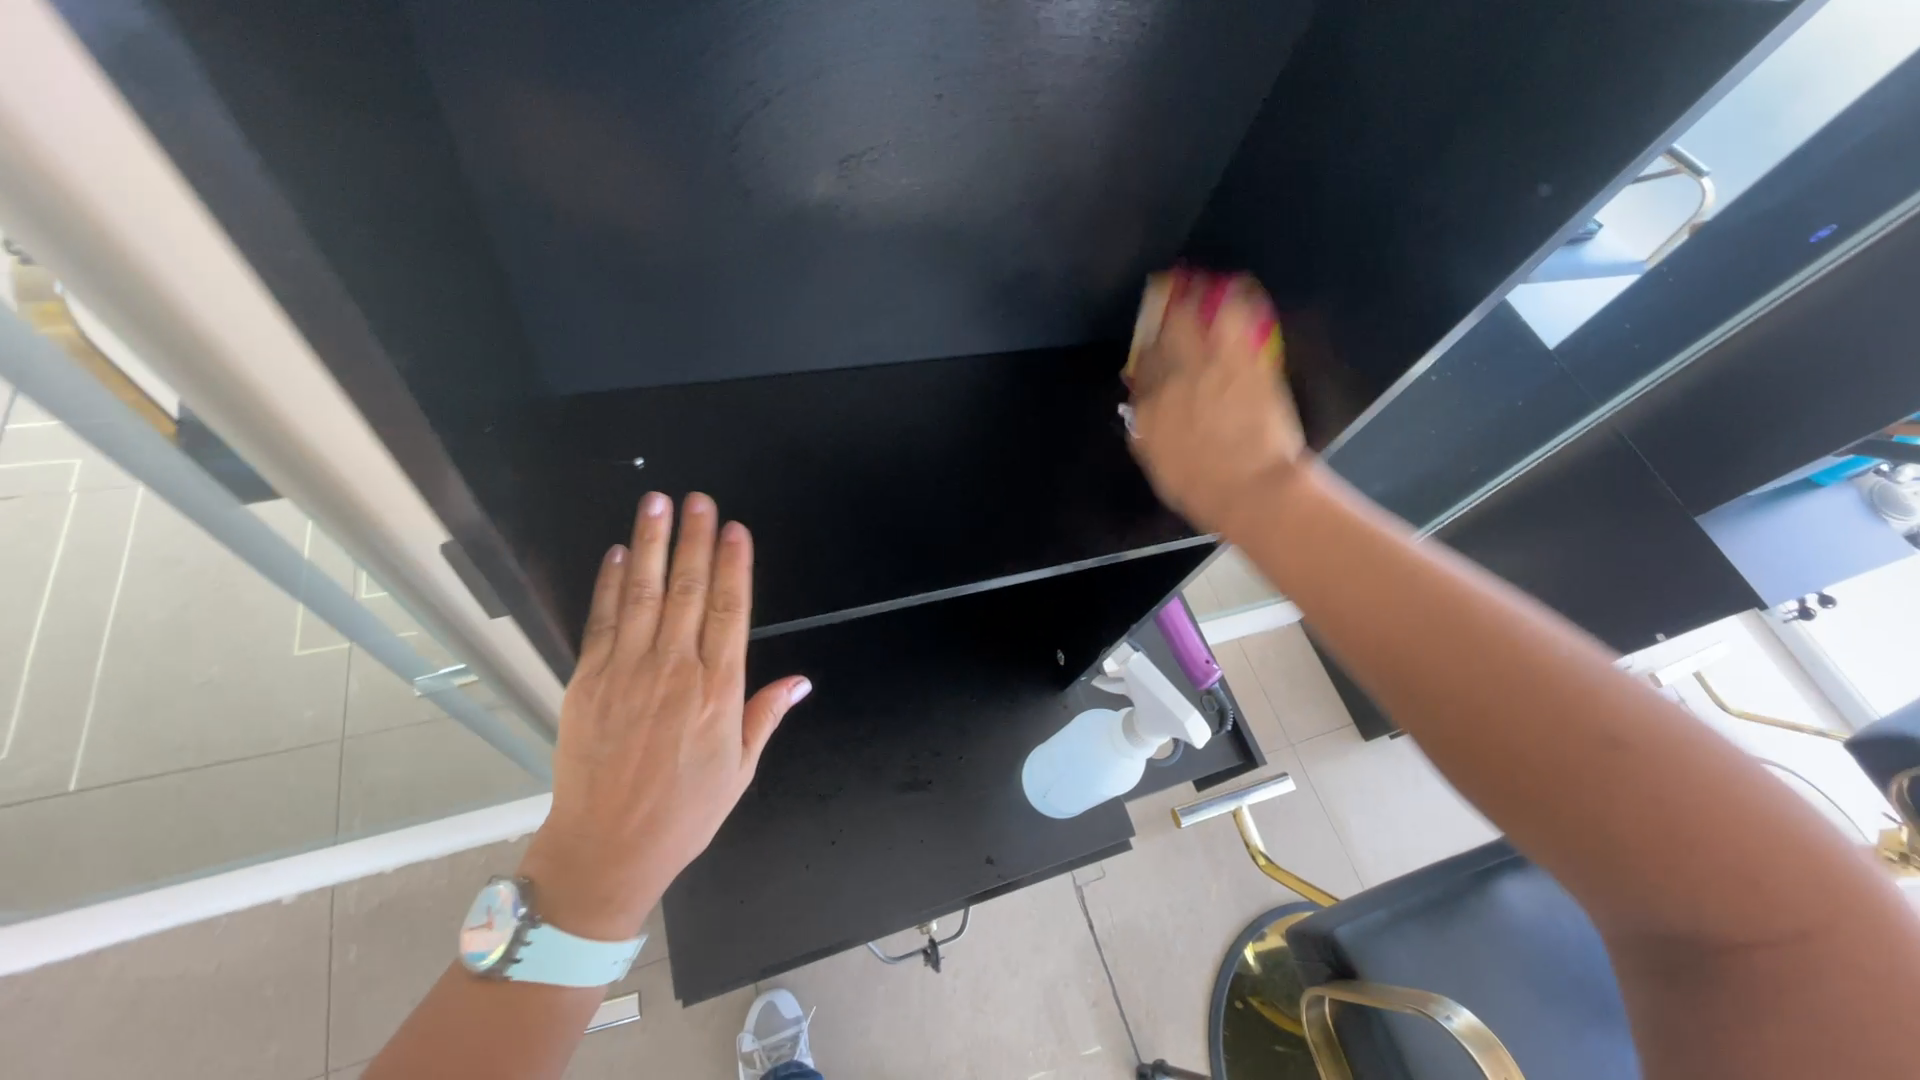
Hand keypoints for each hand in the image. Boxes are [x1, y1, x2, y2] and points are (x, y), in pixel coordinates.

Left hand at [519, 492, 810, 940]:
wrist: (606, 849)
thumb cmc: (684, 813)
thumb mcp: (740, 770)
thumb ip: (766, 716)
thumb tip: (801, 680)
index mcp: (718, 692)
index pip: (729, 612)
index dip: (733, 566)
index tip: (735, 530)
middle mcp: (674, 671)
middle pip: (687, 591)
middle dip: (694, 540)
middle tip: (698, 499)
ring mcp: (627, 672)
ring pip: (643, 595)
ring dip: (651, 545)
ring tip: (657, 504)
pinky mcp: (588, 681)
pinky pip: (601, 621)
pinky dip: (610, 584)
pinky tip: (617, 553)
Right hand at [1127, 270, 1306, 534]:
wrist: (1250, 490)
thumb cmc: (1204, 491)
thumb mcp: (1161, 467)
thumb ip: (1150, 434)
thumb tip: (1146, 413)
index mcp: (1147, 410)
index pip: (1142, 370)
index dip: (1149, 356)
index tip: (1155, 351)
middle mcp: (1171, 380)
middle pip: (1163, 338)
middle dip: (1165, 318)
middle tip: (1172, 306)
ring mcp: (1208, 367)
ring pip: (1193, 321)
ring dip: (1193, 300)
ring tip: (1197, 286)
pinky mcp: (1245, 362)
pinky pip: (1238, 321)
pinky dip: (1238, 300)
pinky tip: (1240, 287)